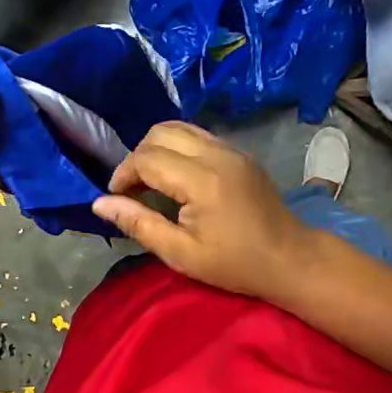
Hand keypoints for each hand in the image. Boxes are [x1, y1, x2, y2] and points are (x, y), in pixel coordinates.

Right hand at [92, 121, 320, 300]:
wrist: (291, 259)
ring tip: (151, 181)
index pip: (147, 158)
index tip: (117, 198)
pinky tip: (176, 177)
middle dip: (137, 157)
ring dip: (156, 148)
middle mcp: (217, 155)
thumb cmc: (234, 264)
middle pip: (160, 132)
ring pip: (179, 128)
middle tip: (133, 189)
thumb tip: (100, 203)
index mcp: (202, 181)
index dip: (123, 174)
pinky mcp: (239, 153)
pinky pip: (197, 136)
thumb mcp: (181, 254)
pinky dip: (176, 148)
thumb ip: (139, 224)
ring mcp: (231, 150)